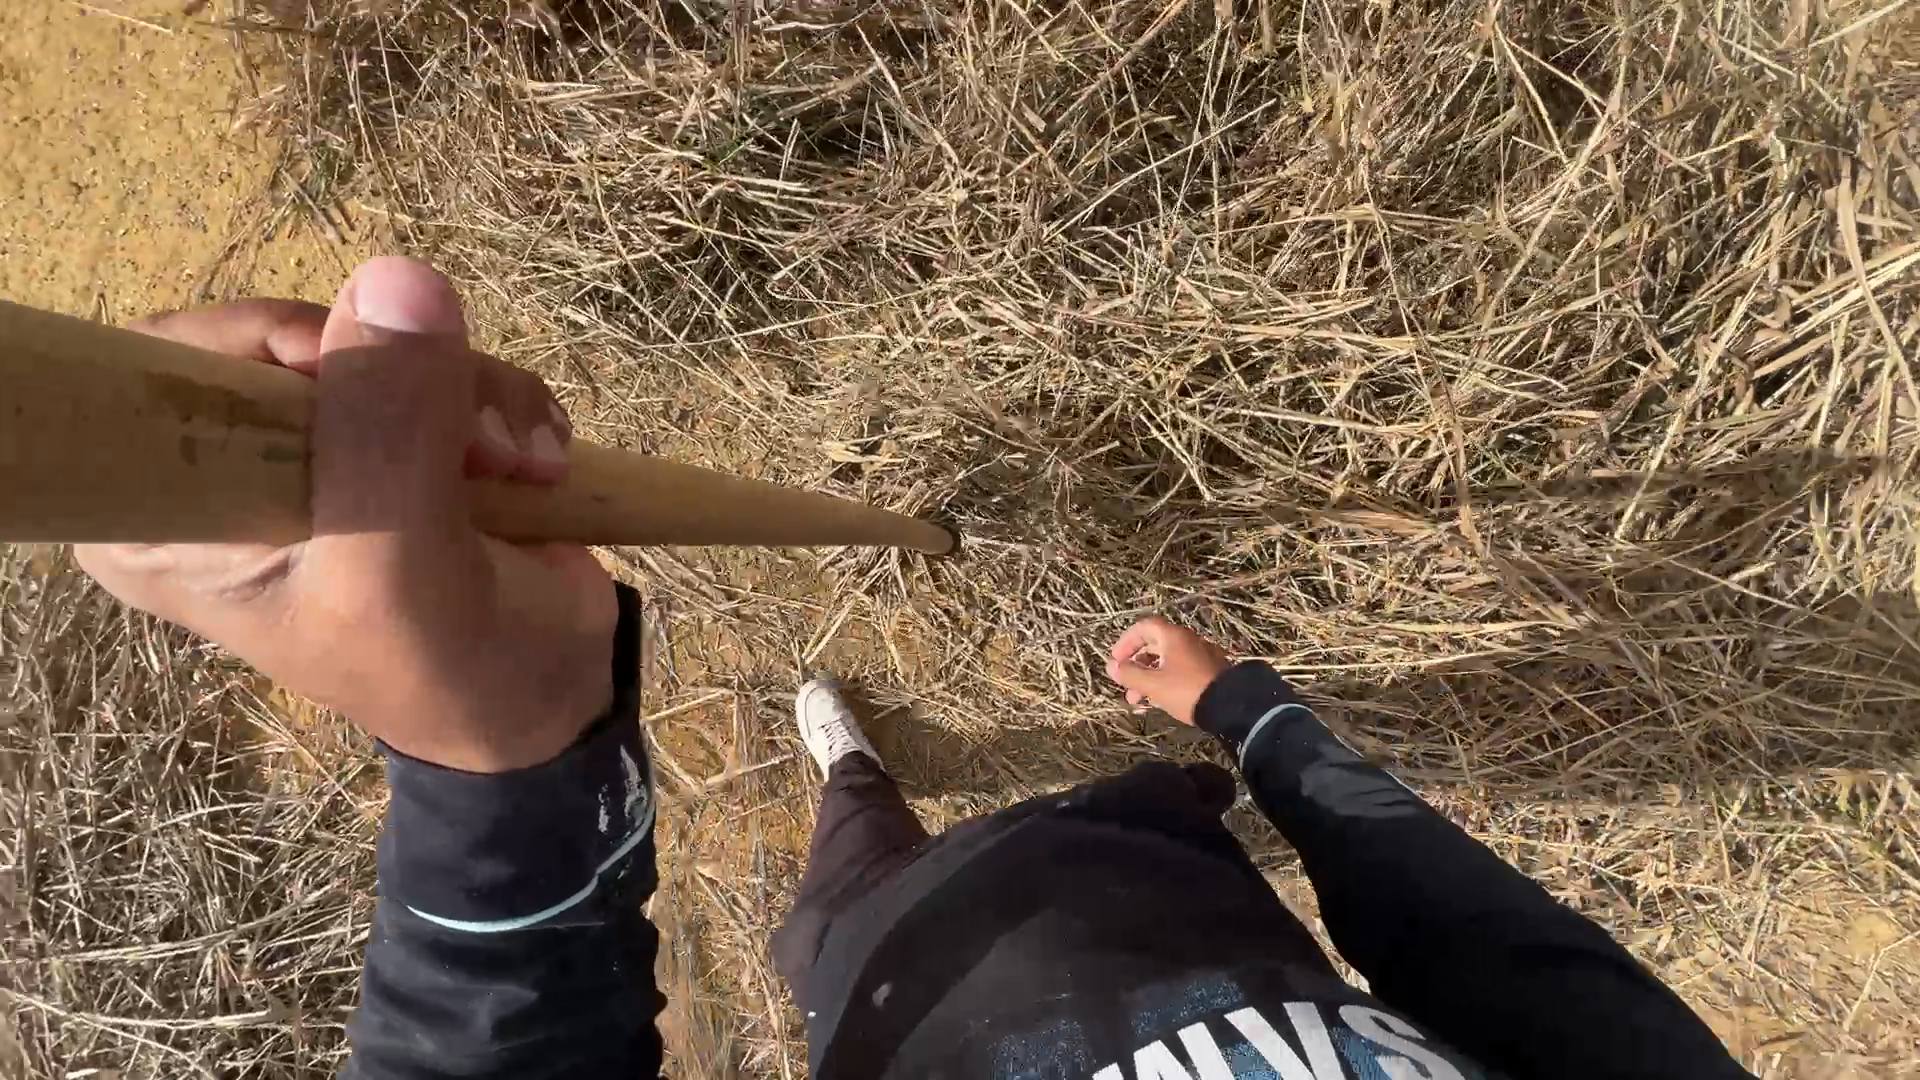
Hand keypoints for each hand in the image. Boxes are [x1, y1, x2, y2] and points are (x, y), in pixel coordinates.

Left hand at [76, 257, 617, 772]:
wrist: (550, 689)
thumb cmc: (450, 665)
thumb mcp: (400, 571)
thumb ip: (390, 436)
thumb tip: (402, 275)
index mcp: (184, 509)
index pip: (177, 370)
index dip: (280, 350)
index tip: (383, 386)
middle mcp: (259, 465)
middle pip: (317, 341)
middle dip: (423, 383)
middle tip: (492, 454)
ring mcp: (358, 449)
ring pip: (412, 351)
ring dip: (493, 399)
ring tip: (536, 469)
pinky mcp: (437, 445)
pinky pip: (471, 375)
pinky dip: (524, 408)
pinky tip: (550, 461)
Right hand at [1104, 616, 1230, 725]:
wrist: (1232, 706)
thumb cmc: (1186, 690)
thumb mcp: (1153, 684)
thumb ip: (1130, 674)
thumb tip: (1111, 666)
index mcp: (1173, 637)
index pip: (1144, 627)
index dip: (1126, 641)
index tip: (1116, 659)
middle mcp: (1188, 641)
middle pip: (1154, 645)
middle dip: (1136, 665)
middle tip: (1125, 682)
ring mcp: (1201, 656)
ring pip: (1167, 661)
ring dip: (1148, 677)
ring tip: (1137, 700)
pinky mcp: (1210, 672)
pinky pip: (1180, 670)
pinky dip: (1165, 681)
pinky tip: (1159, 700)